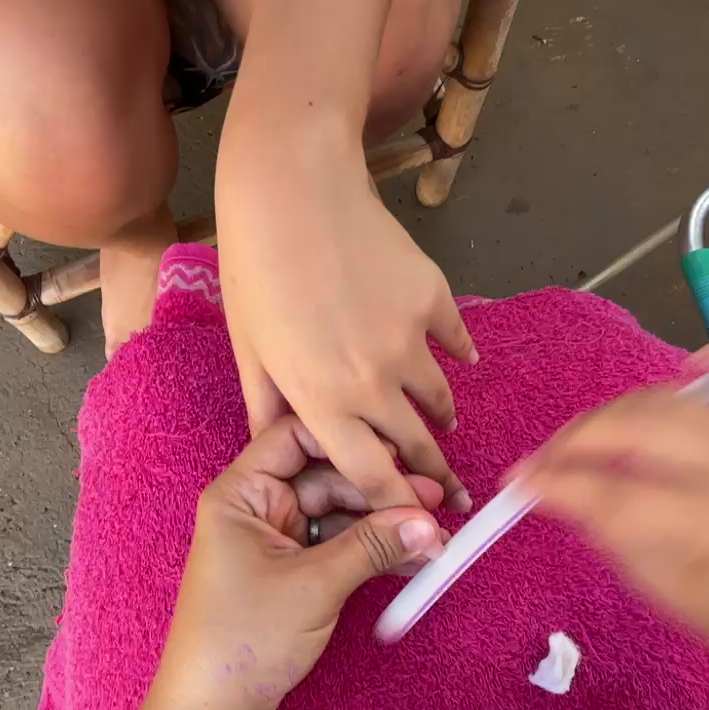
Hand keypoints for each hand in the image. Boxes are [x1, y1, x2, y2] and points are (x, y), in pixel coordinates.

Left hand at [149, 416, 448, 709]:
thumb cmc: (243, 639)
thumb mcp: (314, 586)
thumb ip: (372, 547)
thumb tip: (428, 522)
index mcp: (241, 493)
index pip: (297, 437)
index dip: (348, 440)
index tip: (401, 450)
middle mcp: (257, 505)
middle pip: (327, 478)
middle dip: (381, 493)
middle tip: (436, 502)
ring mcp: (276, 537)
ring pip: (338, 514)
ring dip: (384, 526)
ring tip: (435, 537)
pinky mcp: (292, 567)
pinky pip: (338, 545)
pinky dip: (372, 551)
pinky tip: (413, 558)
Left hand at [217, 137, 475, 515]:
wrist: (291, 188)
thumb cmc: (254, 270)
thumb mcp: (249, 348)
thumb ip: (269, 407)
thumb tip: (277, 445)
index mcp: (322, 402)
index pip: (371, 476)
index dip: (397, 507)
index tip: (419, 521)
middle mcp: (373, 383)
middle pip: (415, 446)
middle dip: (434, 474)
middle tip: (450, 488)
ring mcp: (410, 341)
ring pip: (440, 398)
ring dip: (442, 417)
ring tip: (445, 423)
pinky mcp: (433, 300)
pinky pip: (456, 341)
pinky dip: (458, 355)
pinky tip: (459, 358)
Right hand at [524, 327, 708, 672]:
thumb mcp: (657, 588)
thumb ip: (602, 528)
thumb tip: (545, 485)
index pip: (618, 492)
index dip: (557, 484)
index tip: (516, 484)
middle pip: (640, 430)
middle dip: (575, 442)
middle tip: (543, 463)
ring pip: (671, 400)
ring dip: (616, 415)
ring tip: (588, 440)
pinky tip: (695, 367)